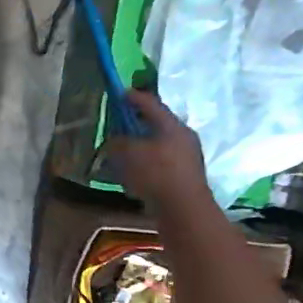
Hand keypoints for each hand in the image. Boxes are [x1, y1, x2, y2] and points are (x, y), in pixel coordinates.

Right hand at [103, 90, 213, 216]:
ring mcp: (188, 155)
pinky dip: (148, 159)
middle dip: (137, 122)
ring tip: (125, 150)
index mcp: (171, 125)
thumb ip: (117, 142)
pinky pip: (163, 159)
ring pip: (160, 142)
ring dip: (142, 143)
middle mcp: (183, 136)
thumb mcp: (128, 154)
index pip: (150, 104)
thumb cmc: (155, 174)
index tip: (119, 93)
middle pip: (157, 123)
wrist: (184, 208)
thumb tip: (115, 139)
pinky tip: (136, 170)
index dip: (133, 97)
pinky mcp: (186, 173)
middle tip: (120, 124)